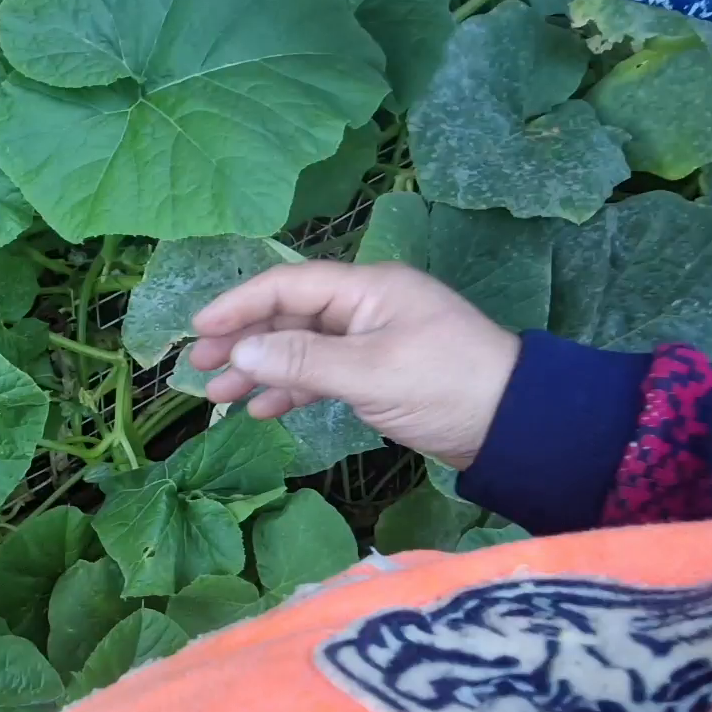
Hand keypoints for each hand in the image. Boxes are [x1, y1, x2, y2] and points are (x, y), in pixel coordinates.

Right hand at [189, 261, 519, 470]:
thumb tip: (240, 353)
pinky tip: (261, 410)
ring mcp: (366, 342)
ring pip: (298, 349)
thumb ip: (302, 361)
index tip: (199, 329)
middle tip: (200, 368)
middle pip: (287, 317)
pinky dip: (289, 391)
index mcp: (367, 289)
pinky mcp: (371, 374)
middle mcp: (362, 308)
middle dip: (242, 341)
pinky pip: (318, 376)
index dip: (239, 304)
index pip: (288, 286)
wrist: (511, 426)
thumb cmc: (445, 385)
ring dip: (259, 371)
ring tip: (219, 396)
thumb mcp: (371, 372)